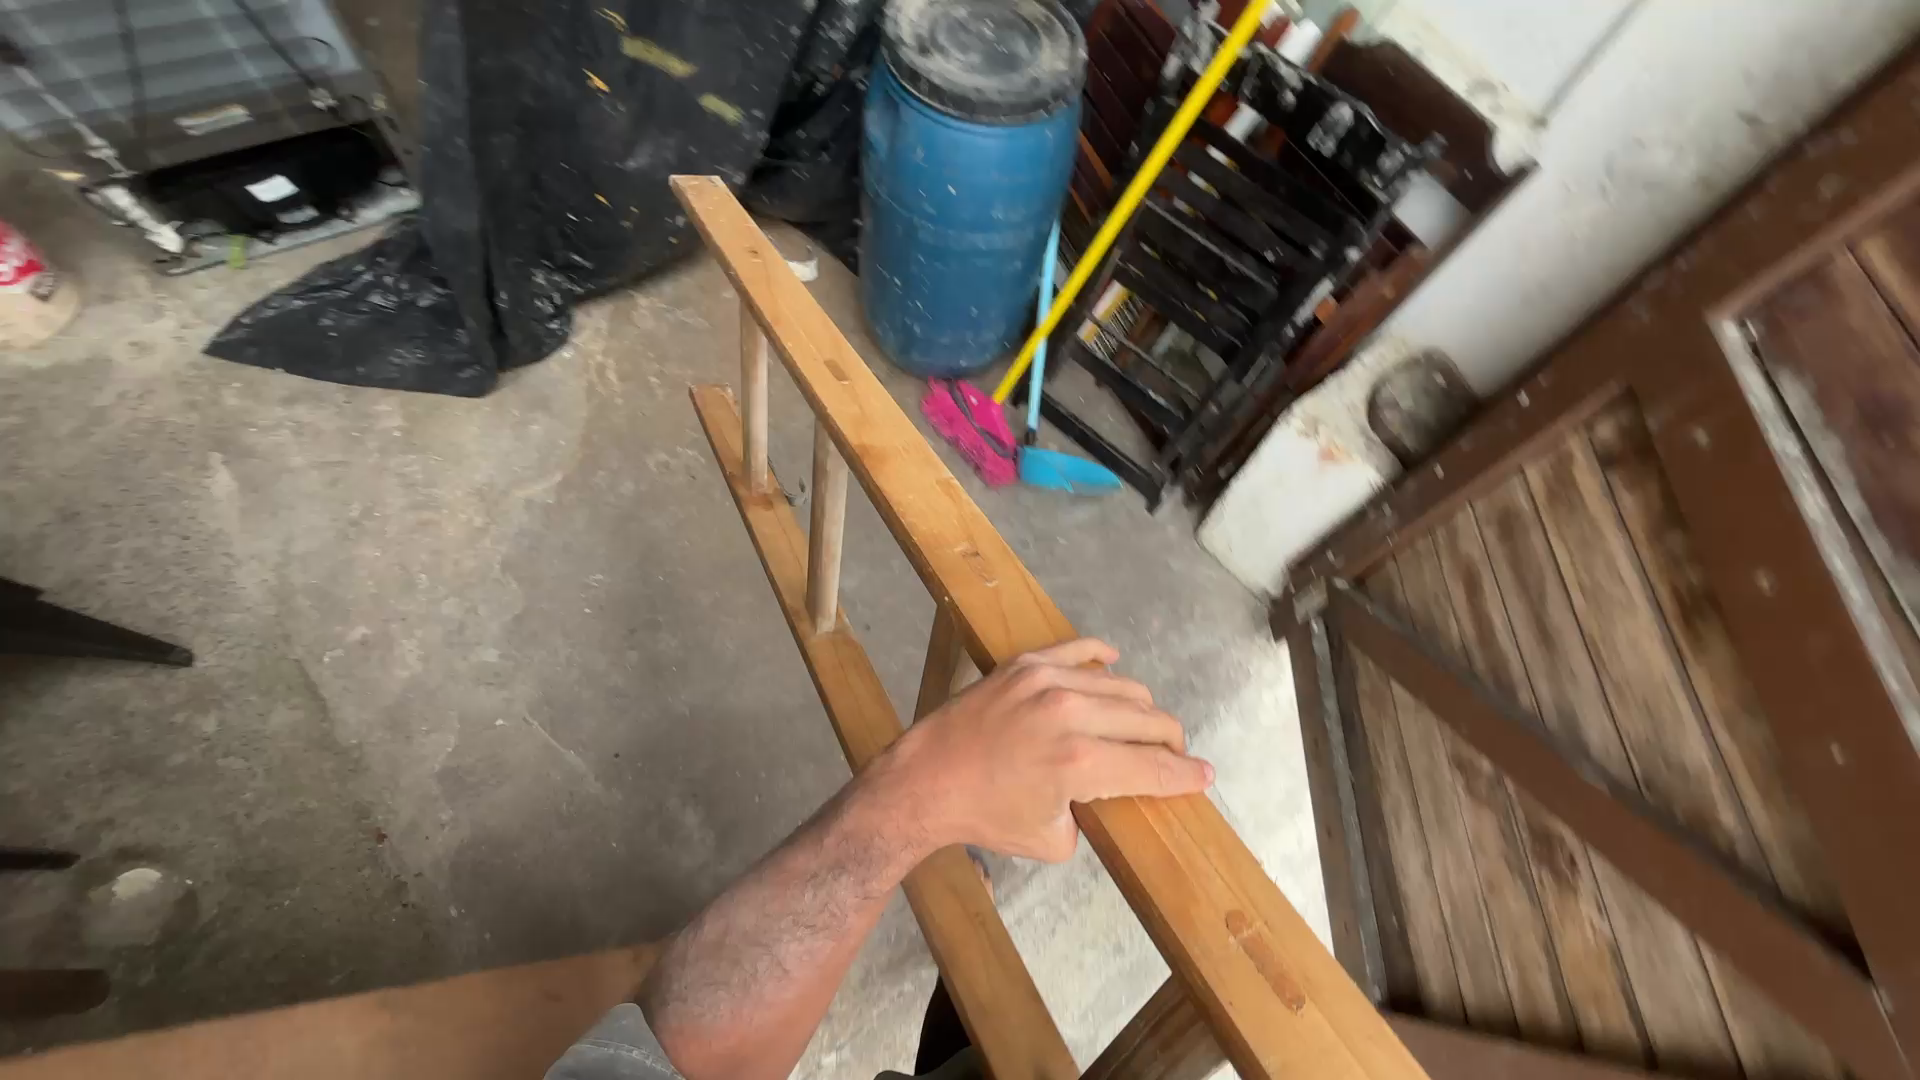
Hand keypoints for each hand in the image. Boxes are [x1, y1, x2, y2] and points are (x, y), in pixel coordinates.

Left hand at [871, 638, 1213, 862]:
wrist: (926, 779)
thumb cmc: (986, 815)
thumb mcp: (1052, 839)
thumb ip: (1093, 811)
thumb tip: (1108, 787)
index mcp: (1081, 763)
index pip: (1154, 767)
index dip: (1186, 776)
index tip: (1205, 776)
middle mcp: (1071, 714)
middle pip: (1148, 720)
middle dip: (1170, 742)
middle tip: (1172, 755)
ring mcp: (1047, 681)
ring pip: (1122, 685)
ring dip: (1141, 708)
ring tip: (1140, 724)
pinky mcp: (1024, 663)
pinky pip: (1079, 648)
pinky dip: (1102, 655)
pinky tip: (1113, 663)